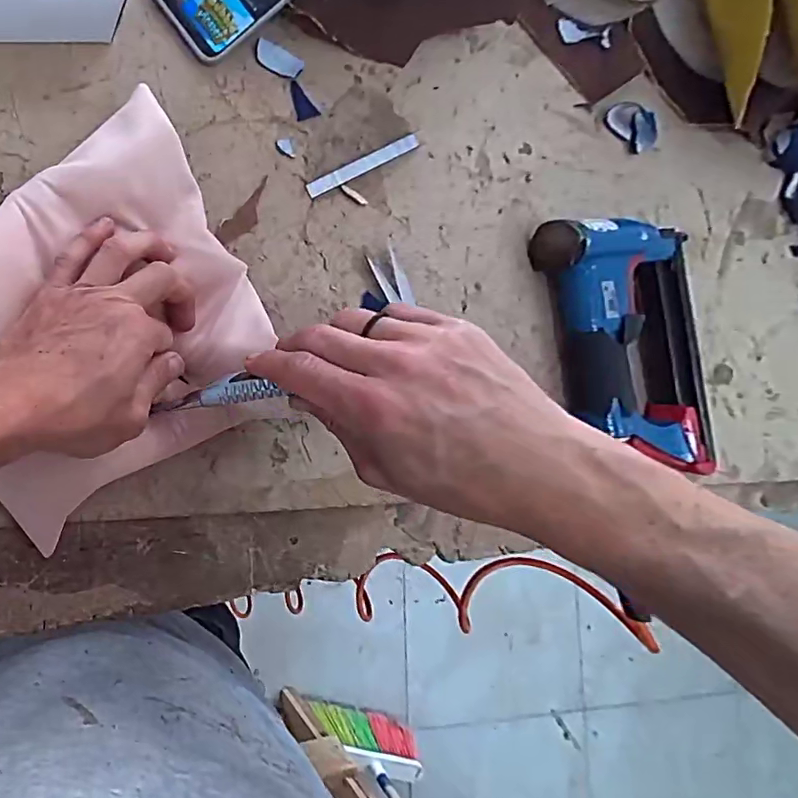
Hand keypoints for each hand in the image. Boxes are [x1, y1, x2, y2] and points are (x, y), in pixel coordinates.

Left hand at [0, 218, 195, 457]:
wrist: (12, 406)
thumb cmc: (73, 417)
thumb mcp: (130, 418)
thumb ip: (156, 384)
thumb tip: (171, 362)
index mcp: (140, 333)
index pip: (165, 333)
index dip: (168, 348)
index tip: (162, 363)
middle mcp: (116, 303)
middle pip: (160, 277)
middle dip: (179, 287)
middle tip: (182, 302)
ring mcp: (82, 292)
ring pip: (120, 250)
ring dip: (146, 242)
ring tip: (161, 245)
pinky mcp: (52, 292)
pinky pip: (74, 254)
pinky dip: (91, 235)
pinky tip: (104, 225)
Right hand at [246, 304, 616, 535]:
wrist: (538, 463)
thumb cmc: (462, 484)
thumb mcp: (387, 472)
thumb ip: (341, 428)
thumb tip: (310, 395)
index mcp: (373, 407)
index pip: (301, 370)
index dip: (270, 365)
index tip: (259, 365)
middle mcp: (394, 363)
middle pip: (321, 334)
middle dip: (295, 345)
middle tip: (291, 358)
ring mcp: (427, 338)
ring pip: (358, 319)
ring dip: (339, 337)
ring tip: (347, 357)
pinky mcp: (455, 326)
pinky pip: (400, 314)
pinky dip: (382, 329)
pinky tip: (390, 348)